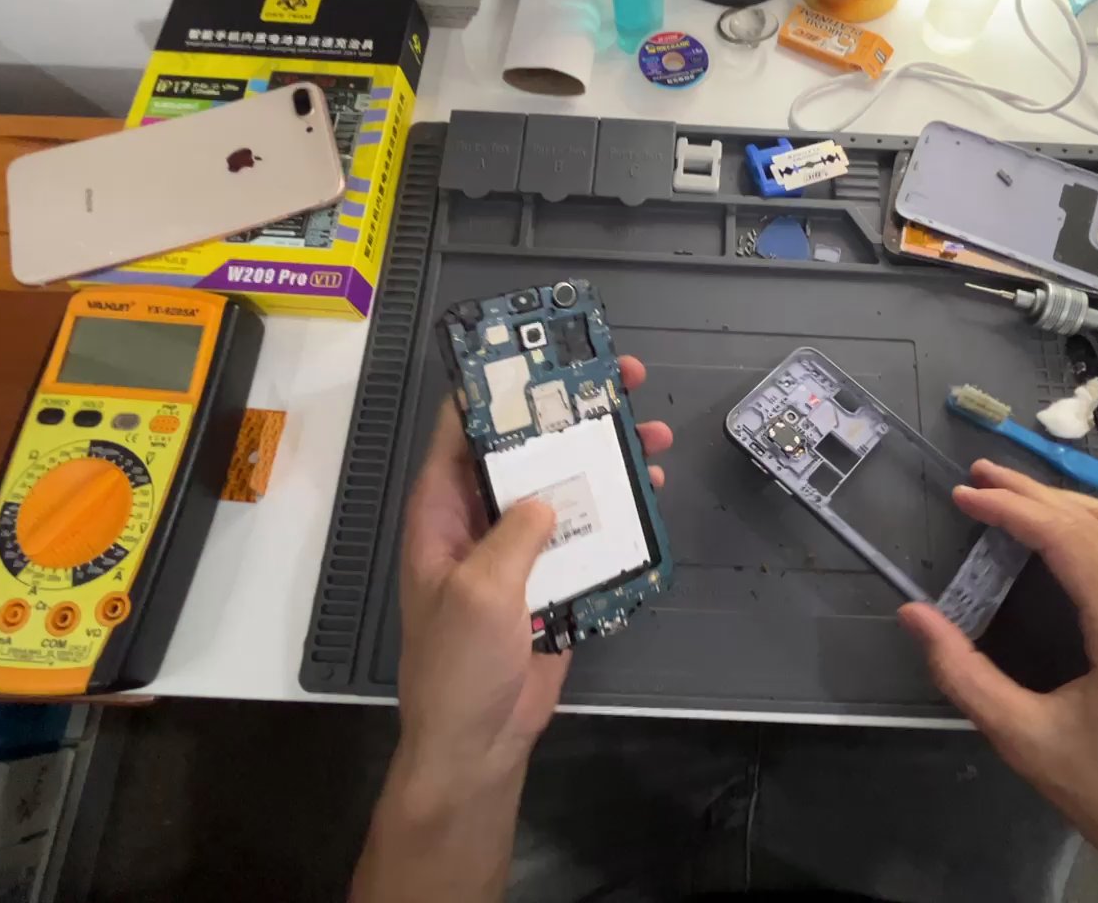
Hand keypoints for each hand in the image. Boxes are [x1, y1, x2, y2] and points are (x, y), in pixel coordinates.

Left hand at [393, 355, 671, 792]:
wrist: (481, 739)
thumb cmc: (458, 663)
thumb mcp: (479, 591)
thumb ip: (513, 534)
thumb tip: (547, 497)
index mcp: (446, 511)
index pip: (464, 430)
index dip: (497, 389)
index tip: (538, 356)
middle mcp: (484, 517)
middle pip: (528, 449)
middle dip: (570, 413)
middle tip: (619, 379)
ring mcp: (524, 545)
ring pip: (567, 483)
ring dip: (606, 457)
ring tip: (651, 432)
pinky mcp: (557, 572)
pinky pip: (590, 529)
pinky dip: (619, 508)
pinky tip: (651, 491)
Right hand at [898, 461, 1097, 902]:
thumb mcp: (1022, 736)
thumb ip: (961, 670)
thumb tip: (911, 613)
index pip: (1067, 537)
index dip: (1009, 509)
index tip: (963, 495)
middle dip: (1033, 492)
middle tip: (979, 476)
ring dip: (1064, 503)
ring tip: (1010, 492)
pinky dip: (1091, 527)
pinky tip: (1059, 530)